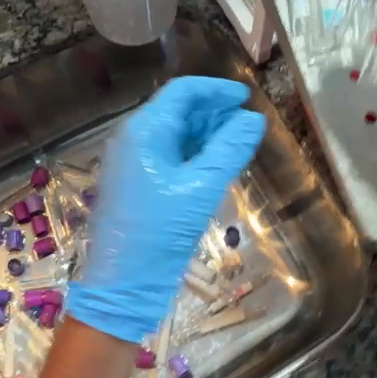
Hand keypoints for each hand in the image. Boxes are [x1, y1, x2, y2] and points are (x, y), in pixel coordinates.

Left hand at [68, 77, 265, 343]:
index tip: (247, 98)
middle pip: (176, 110)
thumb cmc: (159, 234)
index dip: (216, 91)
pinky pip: (167, 156)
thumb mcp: (201, 190)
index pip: (182, 92)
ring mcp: (131, 162)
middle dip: (212, 111)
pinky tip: (215, 165)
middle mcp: (132, 139)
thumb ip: (229, 150)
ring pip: (173, 134)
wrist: (123, 286)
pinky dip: (193, 154)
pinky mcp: (135, 184)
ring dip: (205, 133)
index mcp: (143, 131)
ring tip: (237, 143)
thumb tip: (254, 119)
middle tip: (247, 122)